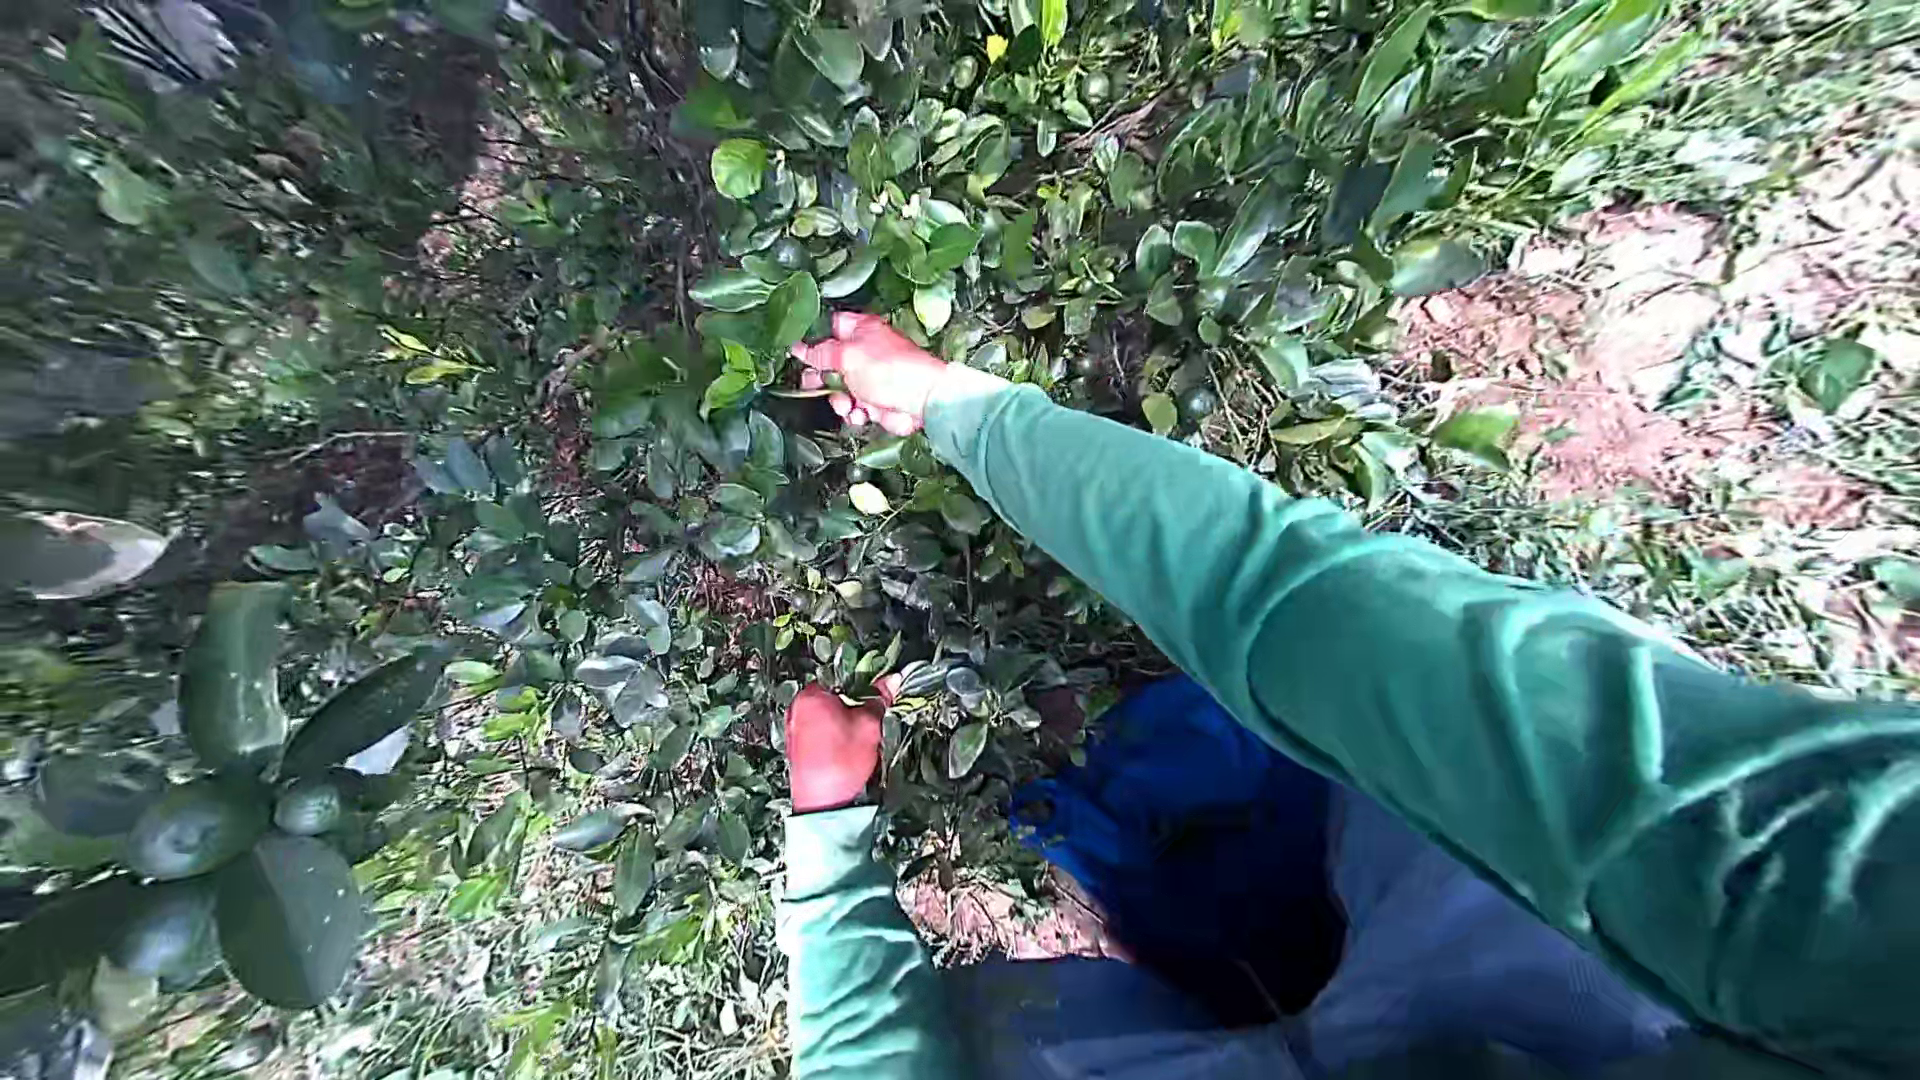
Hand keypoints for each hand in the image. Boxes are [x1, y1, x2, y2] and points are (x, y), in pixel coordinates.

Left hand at [785, 675, 899, 813]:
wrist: (822, 805)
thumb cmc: (842, 761)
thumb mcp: (869, 725)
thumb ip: (879, 698)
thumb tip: (893, 678)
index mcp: (811, 696)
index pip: (841, 675)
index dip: (863, 681)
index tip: (877, 690)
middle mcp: (796, 707)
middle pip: (833, 693)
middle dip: (853, 700)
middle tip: (871, 712)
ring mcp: (793, 727)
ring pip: (826, 711)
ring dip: (843, 716)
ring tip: (860, 729)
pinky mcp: (795, 745)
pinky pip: (818, 726)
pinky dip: (833, 730)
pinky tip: (846, 742)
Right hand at [791, 312, 949, 434]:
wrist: (921, 400)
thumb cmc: (891, 370)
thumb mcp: (847, 355)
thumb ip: (821, 353)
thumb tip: (799, 348)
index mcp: (861, 330)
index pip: (829, 327)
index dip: (812, 339)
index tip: (797, 351)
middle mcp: (865, 352)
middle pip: (830, 362)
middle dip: (821, 376)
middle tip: (812, 384)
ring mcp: (870, 378)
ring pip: (839, 389)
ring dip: (838, 400)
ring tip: (846, 405)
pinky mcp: (875, 402)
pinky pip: (853, 408)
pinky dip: (853, 414)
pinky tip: (860, 414)